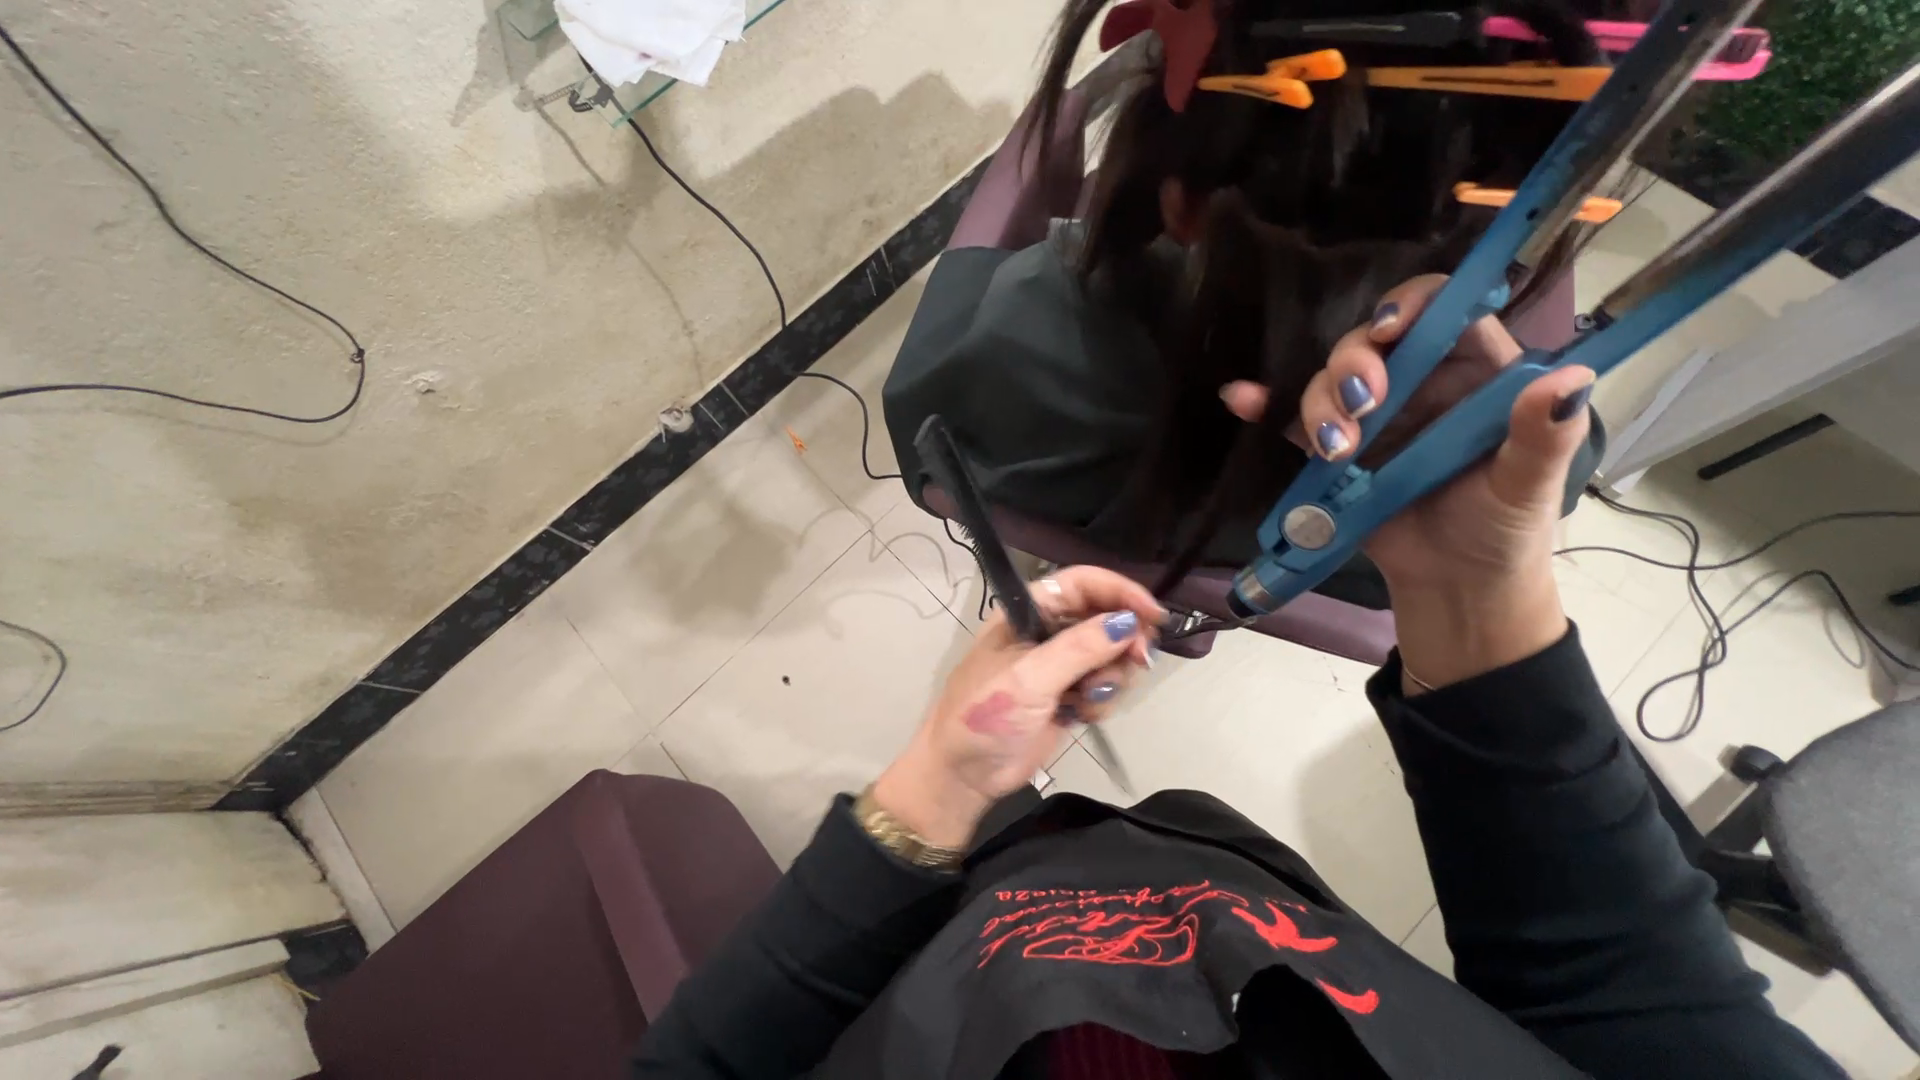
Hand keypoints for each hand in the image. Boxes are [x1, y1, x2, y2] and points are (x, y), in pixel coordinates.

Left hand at [872, 566, 1160, 846]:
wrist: (962, 776)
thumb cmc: (984, 717)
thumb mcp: (1029, 679)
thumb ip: (1079, 648)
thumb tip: (1127, 623)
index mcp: (1027, 613)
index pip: (1082, 584)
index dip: (1120, 592)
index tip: (1153, 615)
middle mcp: (1045, 632)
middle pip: (1104, 617)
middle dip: (1123, 639)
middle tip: (1138, 661)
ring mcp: (1058, 666)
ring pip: (1110, 655)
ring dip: (1111, 676)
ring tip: (1088, 698)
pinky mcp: (1067, 697)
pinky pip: (1104, 686)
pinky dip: (1101, 700)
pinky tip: (1080, 716)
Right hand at [1222, 275, 1591, 690]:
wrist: (1450, 584)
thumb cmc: (1501, 529)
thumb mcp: (1528, 484)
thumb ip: (1543, 434)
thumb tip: (1567, 380)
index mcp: (1474, 374)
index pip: (1444, 312)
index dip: (1413, 305)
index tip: (1389, 331)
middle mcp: (1419, 384)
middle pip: (1372, 342)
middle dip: (1354, 364)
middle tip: (1362, 407)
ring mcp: (1372, 417)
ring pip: (1329, 380)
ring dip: (1319, 403)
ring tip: (1336, 453)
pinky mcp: (1332, 449)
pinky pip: (1293, 419)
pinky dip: (1265, 406)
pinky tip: (1243, 400)